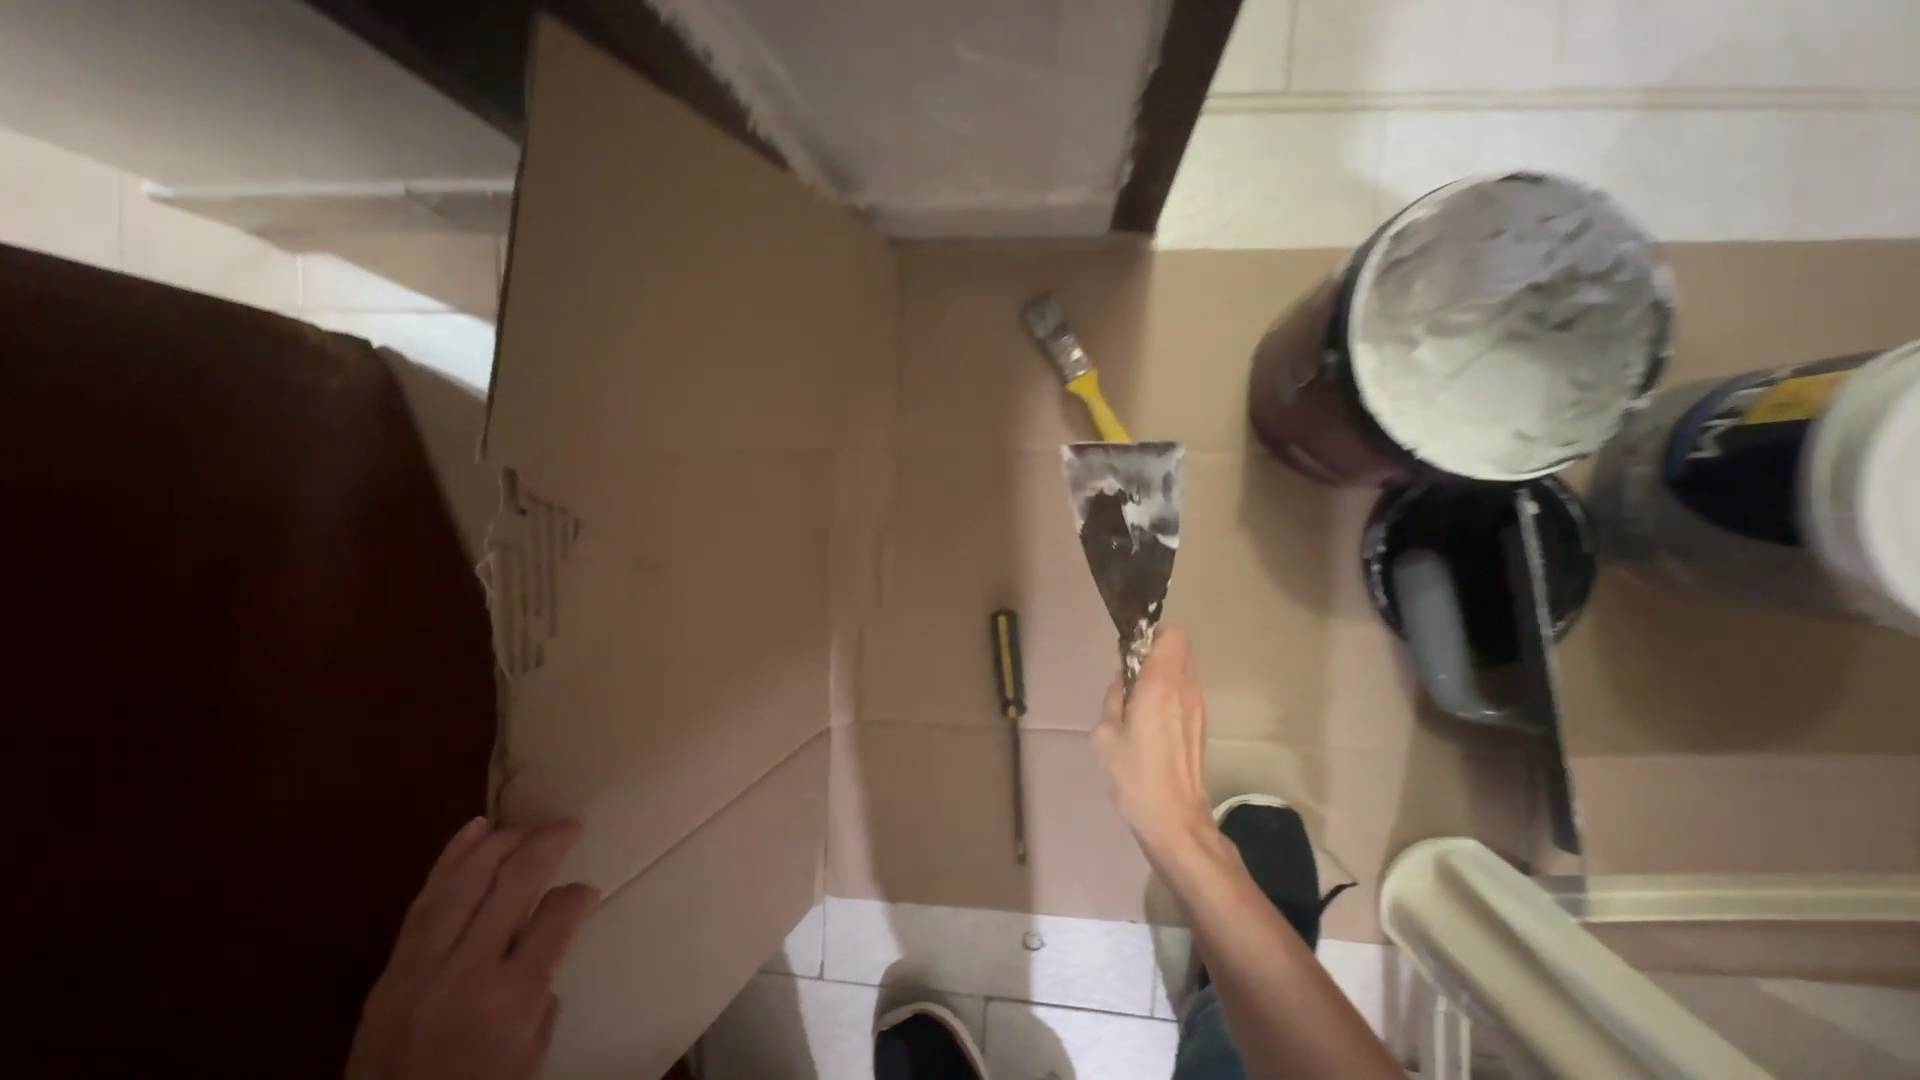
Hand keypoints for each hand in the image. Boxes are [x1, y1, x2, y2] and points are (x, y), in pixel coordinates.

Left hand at [346, 818, 598, 1079]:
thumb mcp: (528, 1059)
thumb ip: (541, 999)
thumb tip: (544, 948)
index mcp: (513, 995)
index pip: (555, 917)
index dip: (577, 894)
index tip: (586, 889)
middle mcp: (470, 968)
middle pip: (513, 883)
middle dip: (546, 844)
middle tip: (569, 824)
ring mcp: (424, 963)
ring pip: (466, 881)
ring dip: (500, 842)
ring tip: (525, 822)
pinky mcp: (393, 966)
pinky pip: (424, 900)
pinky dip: (450, 859)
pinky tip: (472, 830)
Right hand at [1092, 627, 1216, 862]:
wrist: (1175, 820)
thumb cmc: (1135, 776)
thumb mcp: (1105, 735)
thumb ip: (1114, 698)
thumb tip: (1122, 681)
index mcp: (1161, 685)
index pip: (1171, 635)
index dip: (1151, 636)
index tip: (1130, 653)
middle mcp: (1186, 689)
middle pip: (1179, 650)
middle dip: (1155, 654)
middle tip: (1130, 677)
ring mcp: (1199, 708)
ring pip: (1184, 672)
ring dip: (1163, 676)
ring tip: (1137, 703)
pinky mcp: (1202, 727)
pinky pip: (1186, 695)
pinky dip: (1170, 696)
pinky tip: (1151, 724)